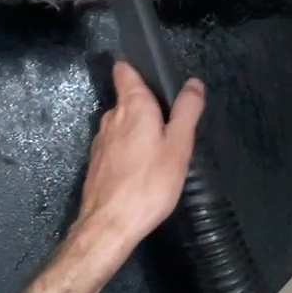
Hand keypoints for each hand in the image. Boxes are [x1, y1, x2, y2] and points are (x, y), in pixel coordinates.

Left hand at [70, 61, 203, 268]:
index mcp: (132, 106)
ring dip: (138, 128)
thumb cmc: (149, 182)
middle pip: (126, 98)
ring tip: (160, 145)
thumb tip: (194, 83)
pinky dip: (129, 148)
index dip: (136, 68)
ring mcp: (101, 140)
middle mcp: (112, 117)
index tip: (152, 73)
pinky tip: (142, 167)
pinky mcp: (97, 162)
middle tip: (170, 119)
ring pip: (121, 123)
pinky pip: (116, 145)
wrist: (109, 224)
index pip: (124, 71)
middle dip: (145, 103)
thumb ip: (187, 112)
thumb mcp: (178, 146)